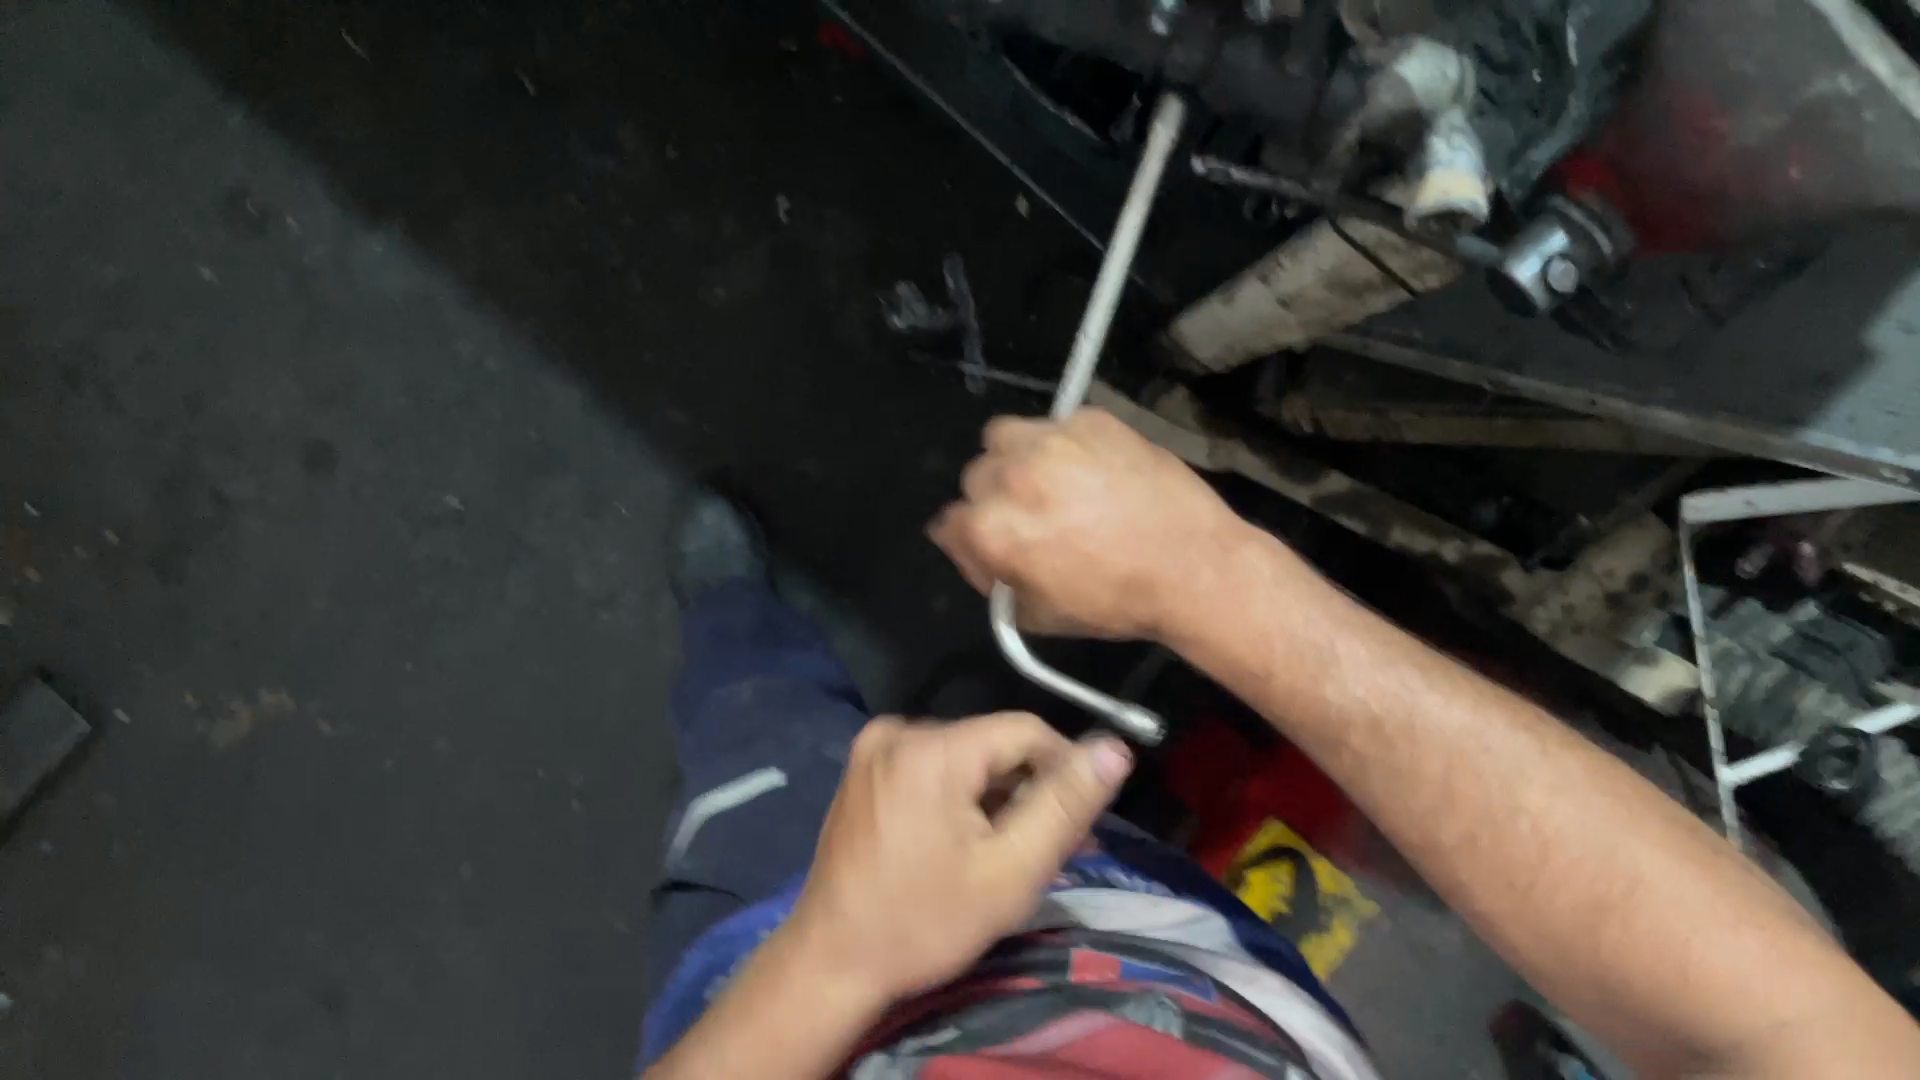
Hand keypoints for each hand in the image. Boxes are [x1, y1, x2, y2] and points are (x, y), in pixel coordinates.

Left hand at [784, 713, 1132, 1003]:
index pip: (1025, 731)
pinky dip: (958, 794)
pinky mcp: (864, 768)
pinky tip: (965, 840)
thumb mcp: (1009, 872)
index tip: (1080, 821)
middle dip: (1026, 788)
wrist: (831, 961)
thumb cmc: (925, 923)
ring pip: (965, 756)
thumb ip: (1065, 805)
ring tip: (1006, 850)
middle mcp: (898, 731)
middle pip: (992, 745)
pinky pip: (932, 765)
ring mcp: (874, 747)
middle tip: (1045, 848)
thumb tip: (1114, 749)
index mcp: (932, 748)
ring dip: (994, 795)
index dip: (1063, 768)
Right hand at [929, 409, 1257, 641]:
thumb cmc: (1114, 602)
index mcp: (991, 527)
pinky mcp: (1090, 419)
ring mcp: (1051, 440)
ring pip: (1004, 437)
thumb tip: (983, 555)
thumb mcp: (1037, 614)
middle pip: (974, 477)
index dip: (968, 543)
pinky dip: (1062, 447)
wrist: (1194, 568)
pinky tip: (1091, 471)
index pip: (948, 523)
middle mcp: (1010, 474)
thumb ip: (994, 583)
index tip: (992, 550)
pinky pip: (1055, 426)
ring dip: (1014, 460)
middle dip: (992, 501)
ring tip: (1047, 481)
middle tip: (1028, 520)